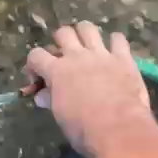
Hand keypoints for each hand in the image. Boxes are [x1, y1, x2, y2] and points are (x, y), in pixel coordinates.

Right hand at [25, 22, 157, 157]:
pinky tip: (115, 52)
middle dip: (61, 41)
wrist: (118, 130)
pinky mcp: (122, 58)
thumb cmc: (84, 129)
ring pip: (88, 28)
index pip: (36, 55)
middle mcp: (77, 56)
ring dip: (85, 34)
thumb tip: (41, 96)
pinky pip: (118, 39)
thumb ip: (51, 100)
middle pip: (63, 33)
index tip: (39, 76)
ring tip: (88, 45)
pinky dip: (115, 43)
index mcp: (57, 71)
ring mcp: (101, 54)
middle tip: (66, 56)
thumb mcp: (61, 117)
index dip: (34, 63)